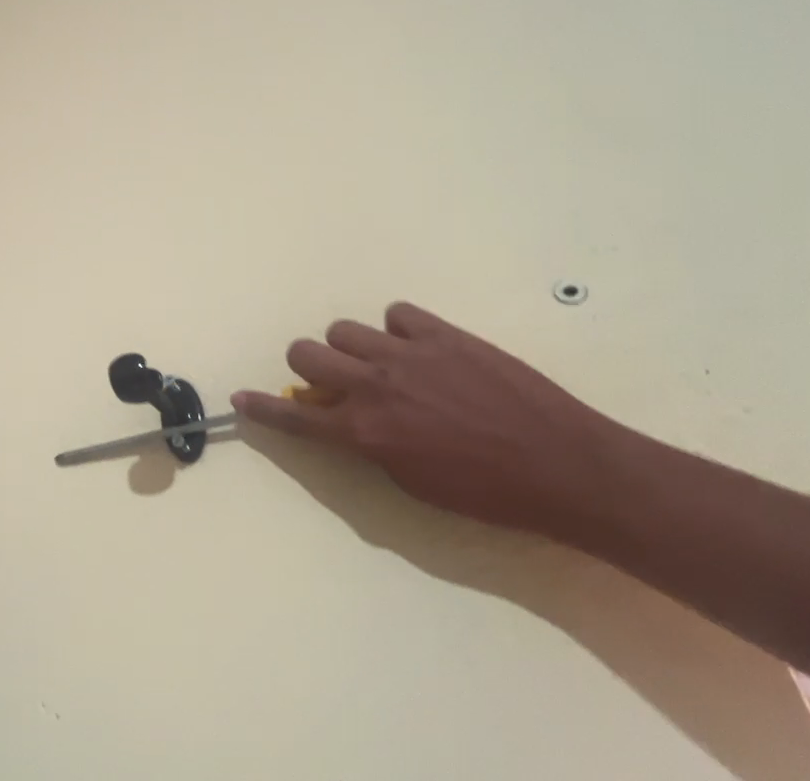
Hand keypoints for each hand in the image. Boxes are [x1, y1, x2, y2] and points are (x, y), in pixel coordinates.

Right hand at [231, 301, 638, 539]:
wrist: (568, 469)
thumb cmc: (487, 494)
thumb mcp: (411, 484)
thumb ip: (367, 447)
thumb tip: (344, 422)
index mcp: (364, 432)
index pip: (293, 416)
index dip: (261, 407)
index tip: (241, 397)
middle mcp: (374, 386)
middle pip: (306, 354)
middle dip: (310, 368)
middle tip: (335, 383)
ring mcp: (409, 355)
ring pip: (344, 329)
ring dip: (351, 347)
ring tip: (382, 364)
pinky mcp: (445, 335)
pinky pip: (397, 314)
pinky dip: (398, 329)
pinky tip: (420, 349)